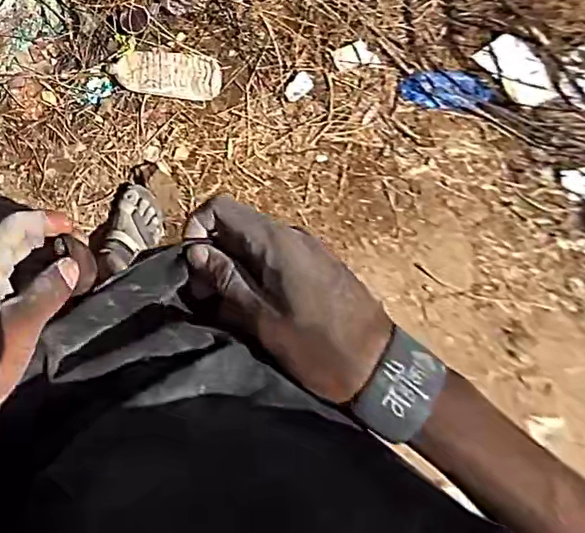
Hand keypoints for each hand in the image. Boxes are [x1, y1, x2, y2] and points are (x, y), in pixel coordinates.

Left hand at [0, 210, 85, 430]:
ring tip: (70, 261)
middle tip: (77, 243)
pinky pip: (14, 275)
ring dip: (41, 254)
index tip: (73, 225)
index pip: (16, 225)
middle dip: (46, 235)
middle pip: (16, 237)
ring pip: (15, 256)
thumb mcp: (23, 323)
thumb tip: (72, 263)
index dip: (44, 220)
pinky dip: (35, 273)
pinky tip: (52, 286)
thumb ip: (49, 290)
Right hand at [183, 195, 391, 402]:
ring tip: (227, 301)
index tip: (194, 264)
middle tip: (205, 292)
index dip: (197, 228)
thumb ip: (225, 278)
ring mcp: (309, 249)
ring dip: (232, 263)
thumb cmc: (321, 348)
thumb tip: (196, 252)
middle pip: (234, 223)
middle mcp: (292, 235)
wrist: (390, 377)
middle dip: (212, 251)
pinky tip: (256, 302)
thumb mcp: (262, 317)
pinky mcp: (320, 266)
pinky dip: (255, 269)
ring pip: (253, 240)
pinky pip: (274, 254)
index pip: (218, 207)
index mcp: (276, 241)